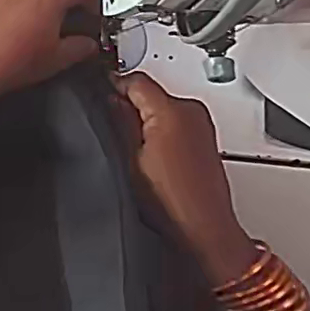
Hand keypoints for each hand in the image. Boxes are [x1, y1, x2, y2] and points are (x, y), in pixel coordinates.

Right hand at [115, 71, 255, 279]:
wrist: (205, 230)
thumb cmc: (173, 204)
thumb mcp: (131, 161)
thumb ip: (119, 122)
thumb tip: (112, 100)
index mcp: (171, 111)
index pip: (136, 80)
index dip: (114, 83)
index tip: (102, 89)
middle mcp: (191, 110)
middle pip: (151, 91)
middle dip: (131, 103)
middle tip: (114, 123)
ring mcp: (202, 123)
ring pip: (164, 105)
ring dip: (148, 115)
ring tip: (137, 146)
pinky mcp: (207, 135)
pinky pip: (178, 118)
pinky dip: (164, 126)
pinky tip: (156, 153)